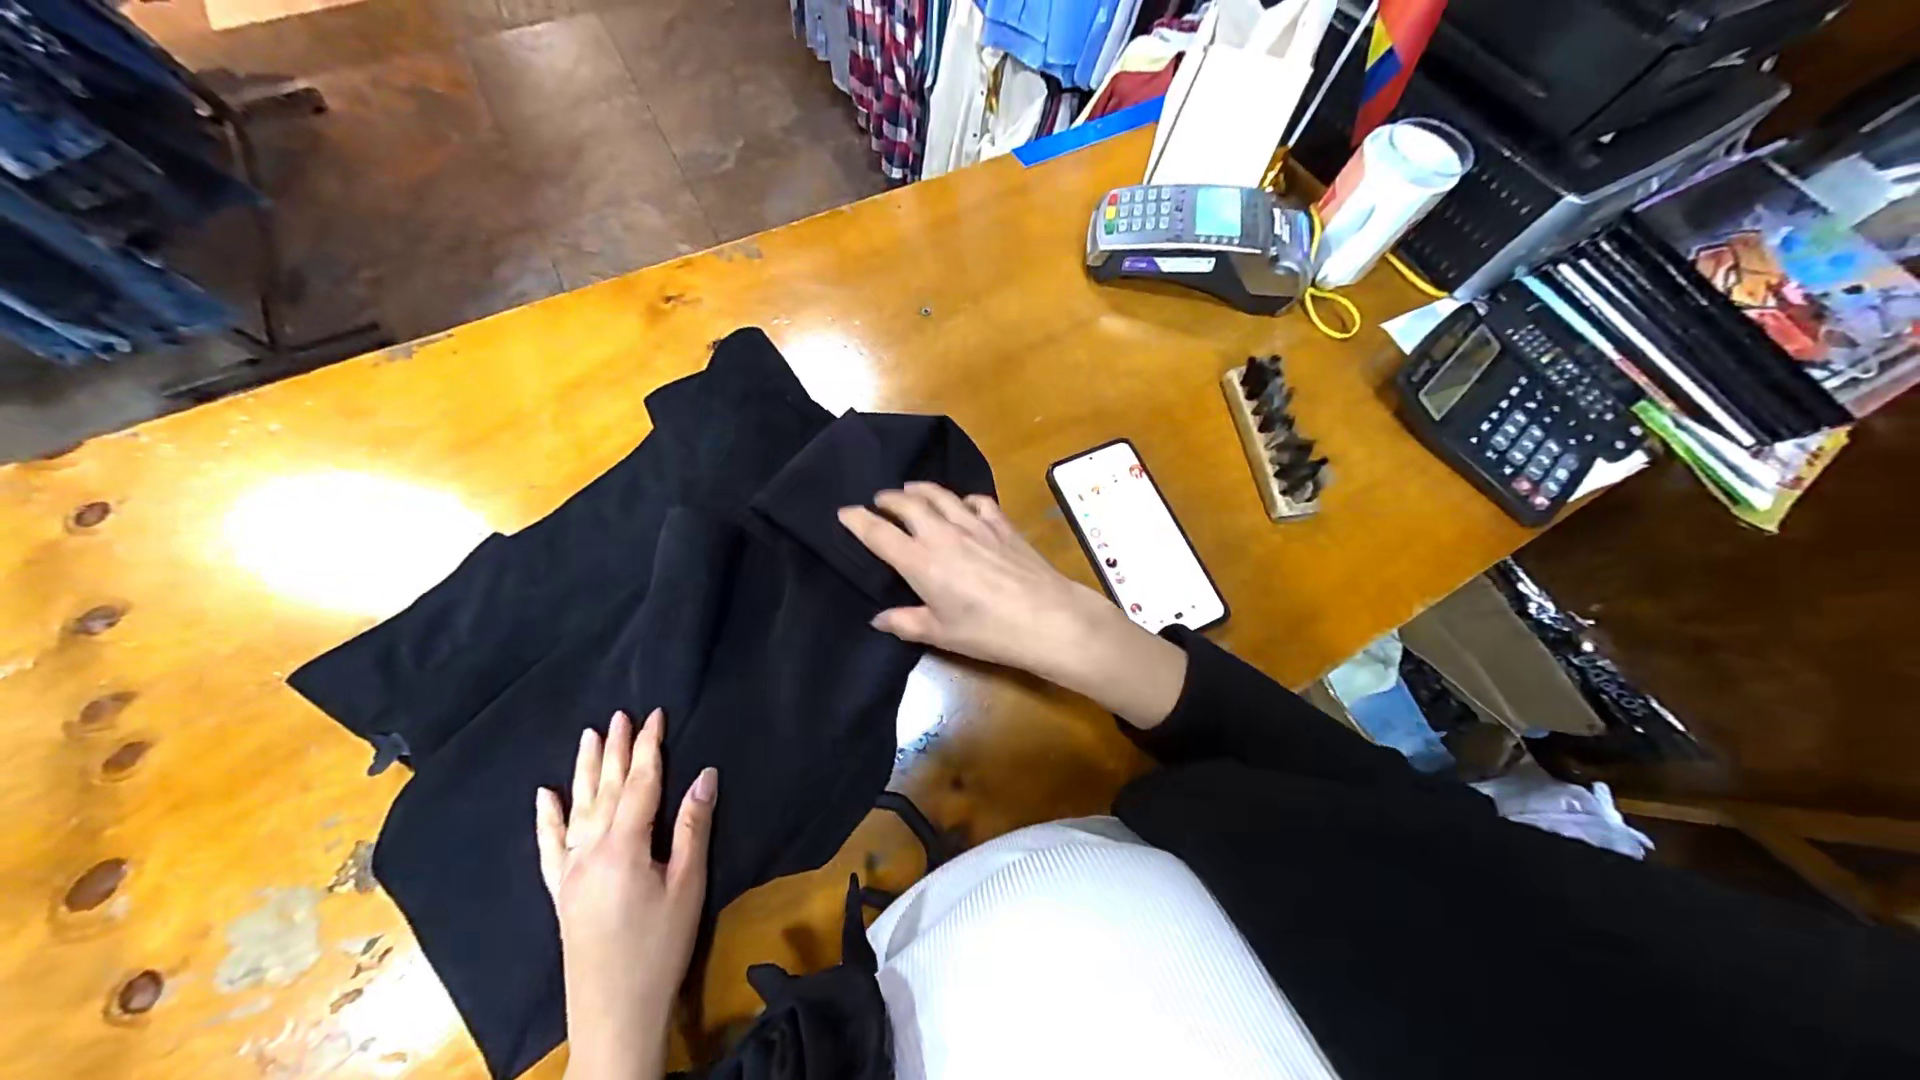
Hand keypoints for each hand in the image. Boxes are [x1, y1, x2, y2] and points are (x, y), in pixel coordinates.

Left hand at [535, 710, 718, 1079]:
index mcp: (624, 847)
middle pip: (605, 790)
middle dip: (615, 750)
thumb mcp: (689, 886)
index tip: (655, 715)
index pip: (640, 783)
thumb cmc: (660, 948)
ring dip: (584, 771)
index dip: (649, 747)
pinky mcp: (560, 894)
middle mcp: (590, 851)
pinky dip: (547, 819)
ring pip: (576, 810)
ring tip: (589, 737)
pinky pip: (549, 848)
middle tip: (620, 714)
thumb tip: (705, 776)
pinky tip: (544, 796)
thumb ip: (694, 828)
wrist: (614, 1014)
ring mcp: (570, 873)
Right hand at [837, 483, 1110, 678]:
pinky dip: (962, 498)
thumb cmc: (987, 632)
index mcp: (920, 562)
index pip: (879, 533)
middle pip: (908, 504)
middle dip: (888, 499)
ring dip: (920, 489)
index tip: (844, 511)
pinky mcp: (1001, 524)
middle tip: (879, 501)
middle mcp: (943, 534)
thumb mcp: (940, 633)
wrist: (1045, 618)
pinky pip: (977, 501)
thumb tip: (879, 618)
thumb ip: (906, 623)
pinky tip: (963, 503)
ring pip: (941, 495)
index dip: (857, 520)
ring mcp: (974, 524)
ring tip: (910, 489)